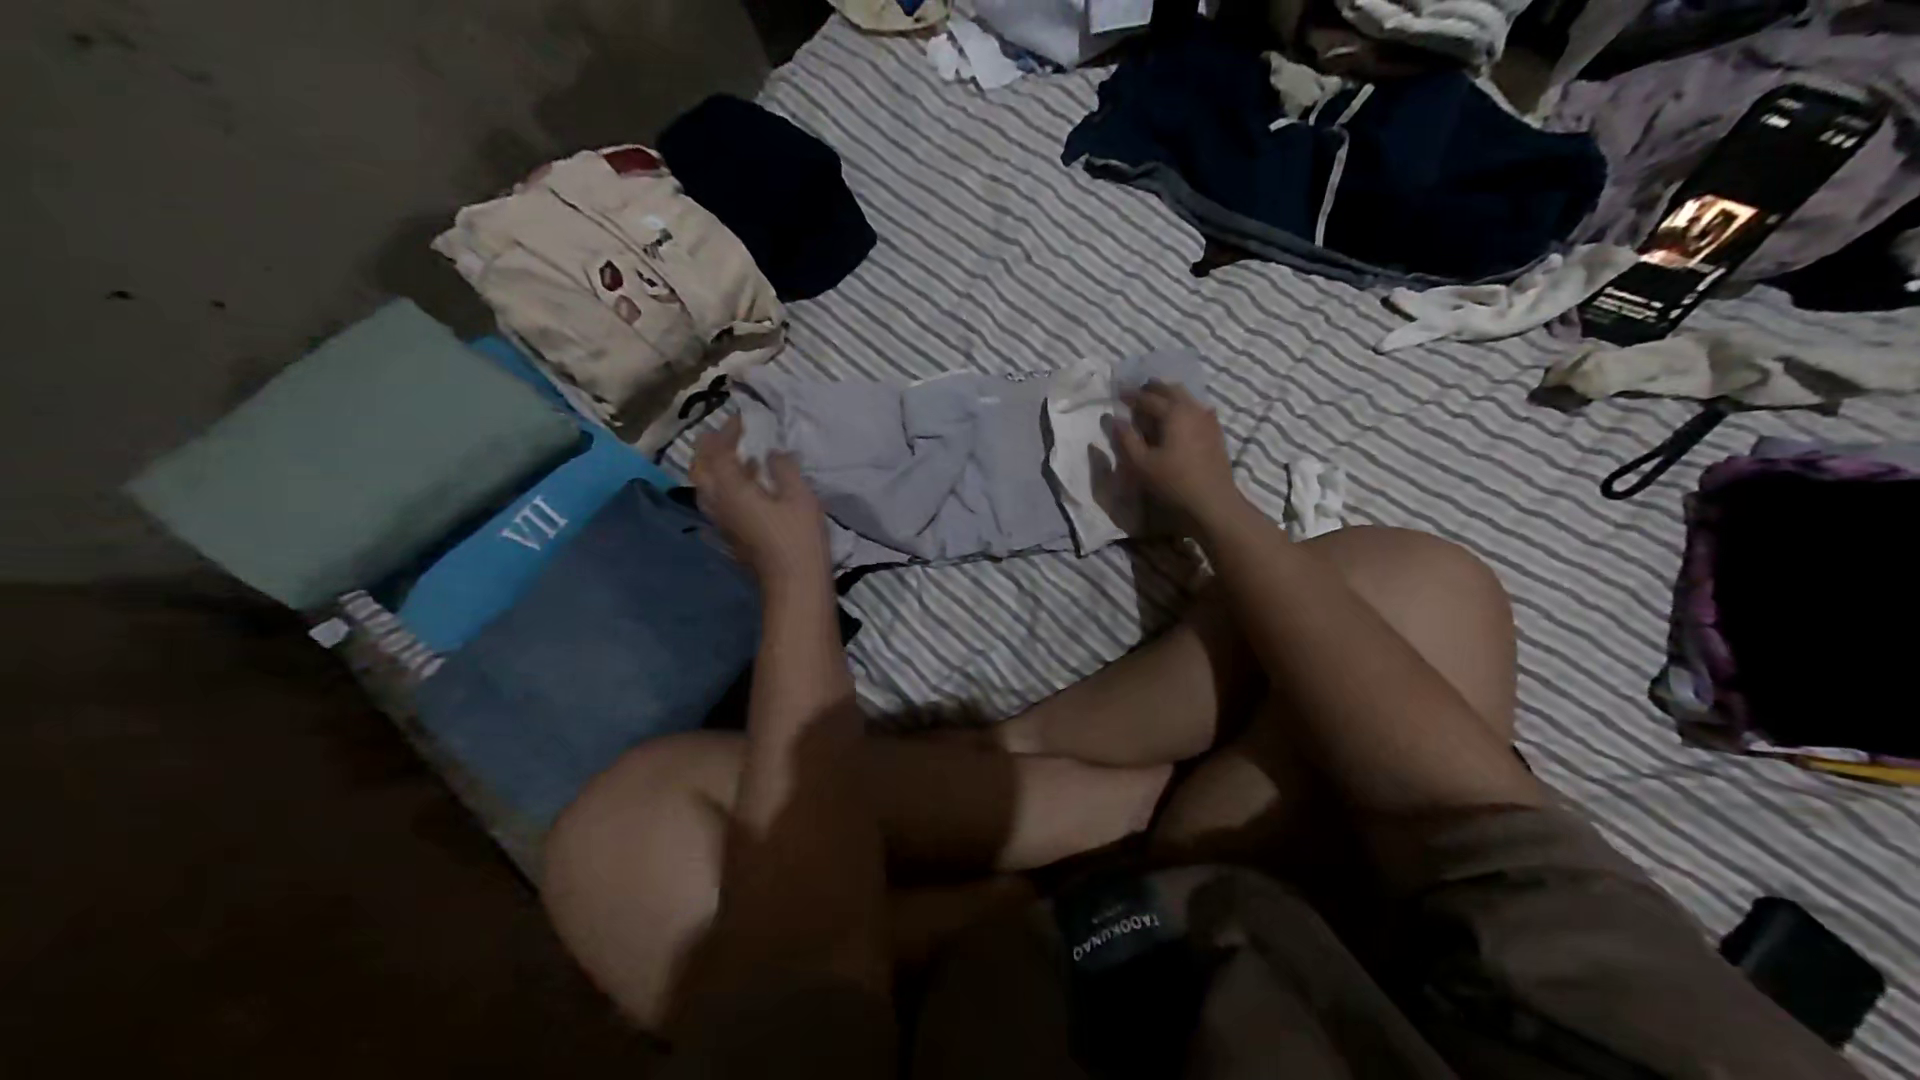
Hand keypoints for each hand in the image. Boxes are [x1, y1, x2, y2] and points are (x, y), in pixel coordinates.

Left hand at [690, 417, 830, 589]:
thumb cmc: (799, 538)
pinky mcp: (731, 535)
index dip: (726, 433)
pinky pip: (718, 502)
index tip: (741, 419)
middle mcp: (718, 505)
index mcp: (731, 491)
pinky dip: (725, 486)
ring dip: (715, 467)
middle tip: (727, 435)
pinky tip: (748, 485)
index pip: (718, 453)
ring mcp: (722, 523)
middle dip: (709, 448)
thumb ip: (784, 468)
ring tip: (738, 456)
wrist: (794, 584)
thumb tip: (772, 454)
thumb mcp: (800, 496)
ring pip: (706, 488)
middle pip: (701, 470)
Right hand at [1113, 381, 1244, 527]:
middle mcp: (1193, 409)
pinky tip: (1179, 418)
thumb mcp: (1142, 464)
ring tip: (1156, 403)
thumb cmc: (1173, 482)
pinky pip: (1197, 409)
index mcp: (1173, 413)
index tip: (1118, 393)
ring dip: (1169, 395)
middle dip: (1153, 388)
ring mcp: (1208, 419)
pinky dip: (1183, 406)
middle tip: (1138, 392)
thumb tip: (1115, 419)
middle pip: (1171, 390)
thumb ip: (1126, 439)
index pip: (1148, 398)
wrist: (1213, 501)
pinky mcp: (1215, 431)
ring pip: (1186, 397)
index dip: (1131, 395)